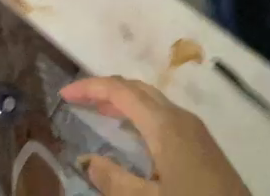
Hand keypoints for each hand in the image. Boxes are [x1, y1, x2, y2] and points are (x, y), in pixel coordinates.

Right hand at [60, 76, 249, 195]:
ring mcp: (196, 130)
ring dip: (124, 100)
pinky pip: (165, 114)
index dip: (90, 88)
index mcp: (164, 126)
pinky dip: (141, 113)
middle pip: (137, 89)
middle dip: (106, 89)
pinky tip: (134, 134)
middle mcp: (180, 118)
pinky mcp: (204, 145)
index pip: (120, 91)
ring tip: (100, 112)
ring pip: (153, 100)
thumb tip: (87, 159)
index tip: (64, 94)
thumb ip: (115, 182)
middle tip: (79, 101)